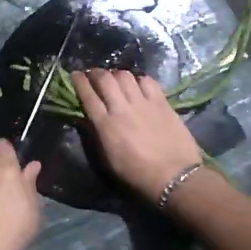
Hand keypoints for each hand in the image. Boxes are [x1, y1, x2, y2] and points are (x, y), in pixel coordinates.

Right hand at [71, 69, 203, 202]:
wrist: (174, 177)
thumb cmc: (136, 173)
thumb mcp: (107, 159)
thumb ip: (96, 135)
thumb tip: (86, 118)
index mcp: (105, 124)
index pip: (87, 94)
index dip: (79, 81)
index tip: (75, 75)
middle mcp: (121, 108)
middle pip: (104, 79)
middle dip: (96, 73)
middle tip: (94, 75)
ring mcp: (143, 103)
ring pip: (125, 75)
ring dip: (116, 74)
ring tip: (116, 79)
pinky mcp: (162, 103)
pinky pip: (148, 81)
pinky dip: (139, 79)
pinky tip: (139, 85)